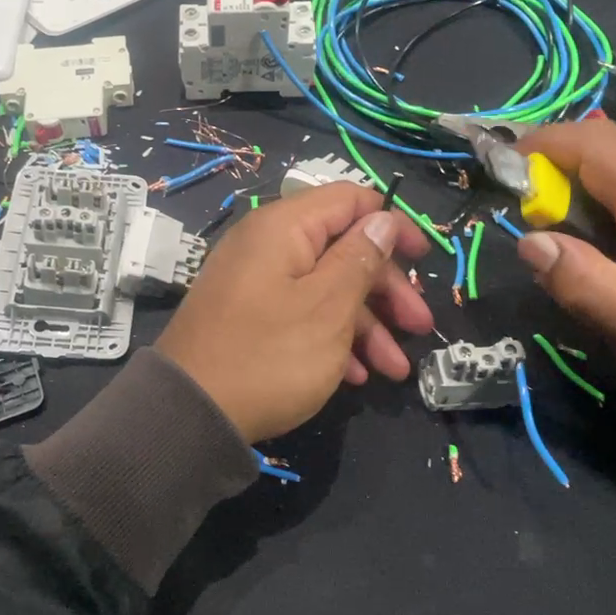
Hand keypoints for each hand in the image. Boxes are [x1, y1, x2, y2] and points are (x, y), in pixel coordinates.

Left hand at [156, 183, 433, 442]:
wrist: (190, 414)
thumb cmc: (269, 355)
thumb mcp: (328, 308)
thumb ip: (359, 258)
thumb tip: (382, 218)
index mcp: (283, 227)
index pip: (349, 201)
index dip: (393, 225)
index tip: (424, 262)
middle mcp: (267, 246)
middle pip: (341, 249)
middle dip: (386, 289)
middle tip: (420, 328)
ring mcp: (255, 283)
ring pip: (325, 288)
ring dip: (367, 325)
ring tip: (395, 370)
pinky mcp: (248, 317)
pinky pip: (300, 313)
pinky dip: (332, 339)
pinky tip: (356, 376)